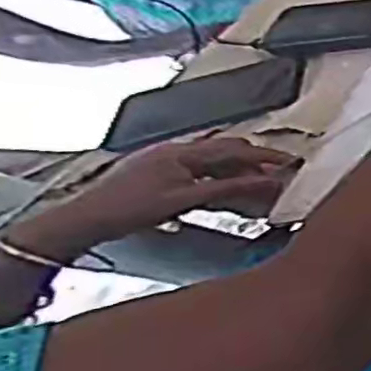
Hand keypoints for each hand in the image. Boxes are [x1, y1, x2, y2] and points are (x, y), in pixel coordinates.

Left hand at [15, 138, 298, 255]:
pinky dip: (218, 174)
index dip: (266, 157)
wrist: (80, 221)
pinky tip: (223, 186)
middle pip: (225, 149)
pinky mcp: (156, 170)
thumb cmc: (128, 210)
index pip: (235, 150)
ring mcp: (162, 159)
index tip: (290, 163)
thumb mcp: (185, 200)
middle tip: (277, 172)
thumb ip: (230, 189)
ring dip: (236, 168)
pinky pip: (198, 167)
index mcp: (181, 153)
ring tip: (255, 182)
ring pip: (212, 158)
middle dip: (254, 159)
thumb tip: (268, 182)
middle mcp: (173, 150)